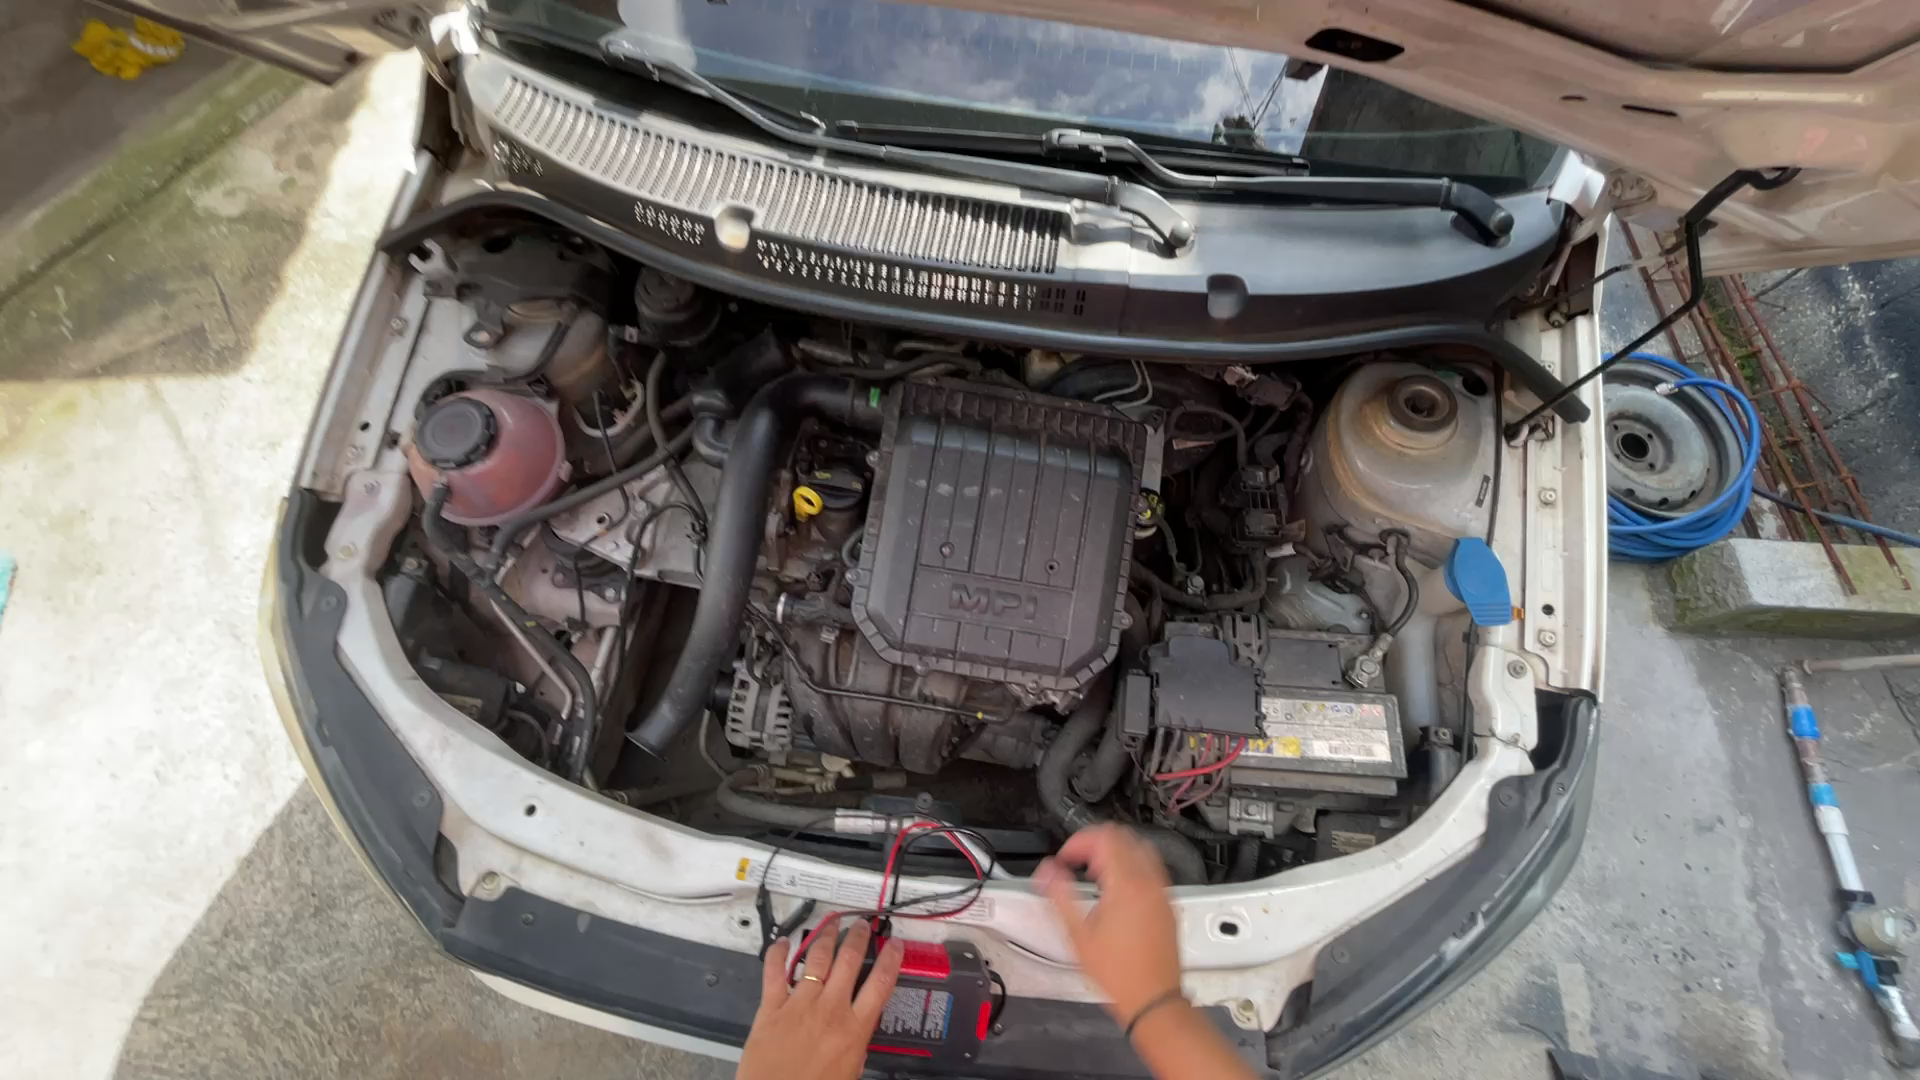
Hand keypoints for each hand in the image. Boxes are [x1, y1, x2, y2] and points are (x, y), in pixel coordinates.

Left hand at [737, 919, 904, 1079]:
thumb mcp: (849, 1074)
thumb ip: (855, 1048)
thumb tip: (857, 1032)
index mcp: (853, 1030)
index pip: (880, 983)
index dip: (891, 958)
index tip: (894, 943)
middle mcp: (830, 1010)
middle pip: (850, 959)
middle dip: (858, 936)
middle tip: (862, 924)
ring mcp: (800, 1004)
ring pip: (818, 956)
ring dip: (827, 935)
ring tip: (833, 923)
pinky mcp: (772, 1007)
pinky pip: (775, 972)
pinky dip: (778, 953)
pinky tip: (783, 942)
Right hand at [1032, 824, 1182, 1023]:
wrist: (1154, 1004)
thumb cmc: (1118, 975)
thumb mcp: (1078, 935)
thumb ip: (1060, 895)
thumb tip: (1046, 870)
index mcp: (1126, 885)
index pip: (1104, 838)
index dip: (1078, 841)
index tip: (1065, 858)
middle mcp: (1149, 883)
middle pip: (1124, 836)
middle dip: (1096, 842)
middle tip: (1078, 859)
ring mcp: (1162, 893)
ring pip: (1141, 848)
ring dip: (1116, 850)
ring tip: (1096, 870)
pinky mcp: (1169, 905)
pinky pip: (1153, 868)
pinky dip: (1133, 864)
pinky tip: (1118, 886)